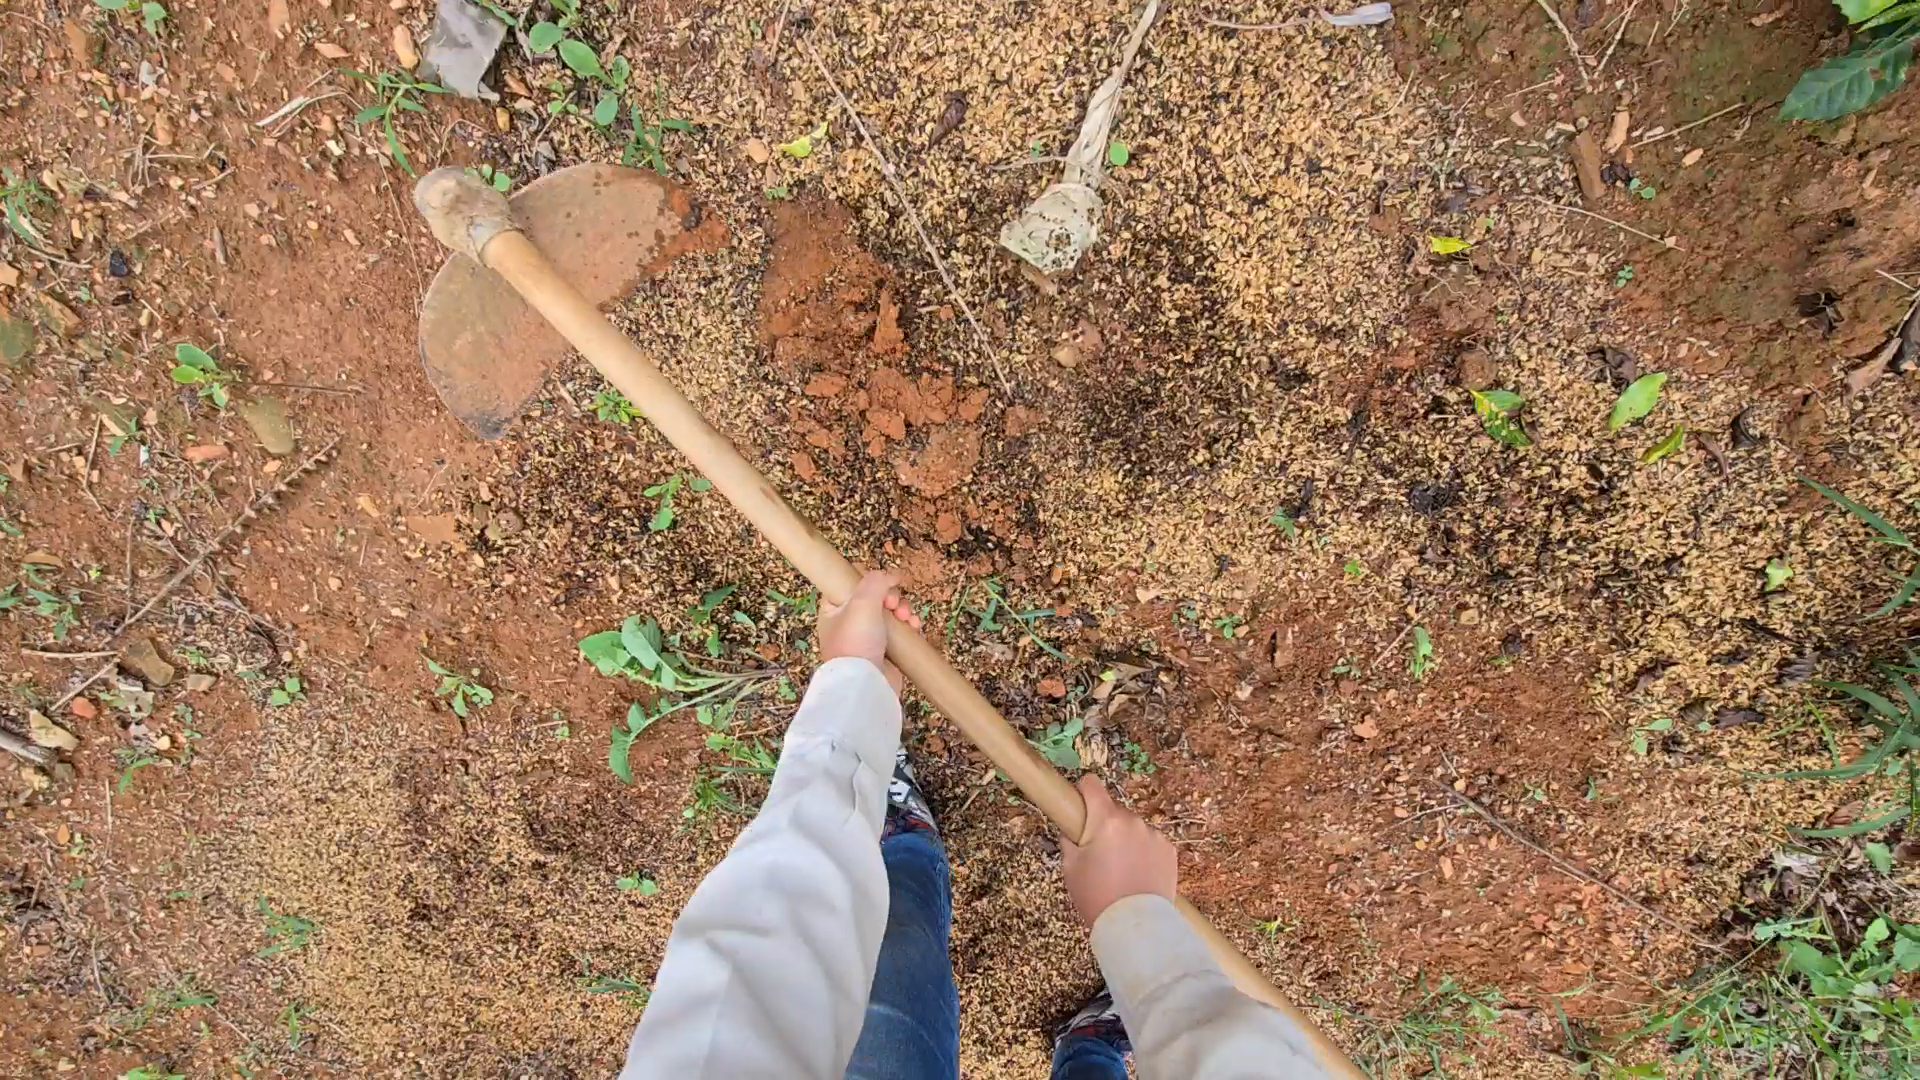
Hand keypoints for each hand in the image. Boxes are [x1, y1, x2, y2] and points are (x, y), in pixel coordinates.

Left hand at [818, 571, 921, 692]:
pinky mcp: (886, 651)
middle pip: (876, 596)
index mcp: (834, 609)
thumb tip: (891, 575)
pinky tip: (914, 627)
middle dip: (892, 597)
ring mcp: (869, 637)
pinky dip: (909, 626)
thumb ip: (876, 581)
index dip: (870, 579)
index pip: (851, 584)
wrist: (866, 684)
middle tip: (894, 605)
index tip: (884, 582)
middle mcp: (850, 622)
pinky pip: (901, 630)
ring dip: (904, 610)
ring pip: (892, 612)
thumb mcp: (862, 602)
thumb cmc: (856, 641)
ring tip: (906, 618)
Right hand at [1060, 775, 1177, 926]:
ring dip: (1125, 838)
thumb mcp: (1071, 867)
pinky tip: (1139, 874)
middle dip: (1104, 824)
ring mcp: (1153, 834)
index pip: (1091, 783)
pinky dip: (1143, 851)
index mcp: (1105, 820)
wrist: (1136, 929)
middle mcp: (1132, 820)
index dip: (1083, 793)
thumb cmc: (1097, 898)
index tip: (1080, 810)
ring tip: (1122, 870)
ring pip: (1132, 826)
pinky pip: (1149, 841)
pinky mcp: (1169, 849)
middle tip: (1100, 854)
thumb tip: (1072, 826)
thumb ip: (1069, 838)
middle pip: (1112, 810)